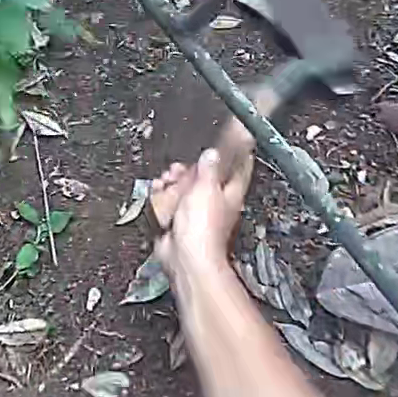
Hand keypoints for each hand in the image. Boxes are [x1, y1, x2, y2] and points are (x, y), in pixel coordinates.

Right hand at [150, 146, 249, 283]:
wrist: (184, 256)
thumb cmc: (202, 226)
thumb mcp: (207, 187)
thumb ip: (209, 167)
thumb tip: (213, 153)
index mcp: (229, 193)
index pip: (239, 168)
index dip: (235, 154)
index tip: (230, 140)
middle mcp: (215, 202)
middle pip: (203, 177)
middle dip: (189, 169)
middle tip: (179, 168)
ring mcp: (196, 212)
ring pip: (184, 187)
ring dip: (172, 181)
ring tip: (165, 180)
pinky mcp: (178, 221)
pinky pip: (169, 201)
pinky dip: (162, 195)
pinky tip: (158, 191)